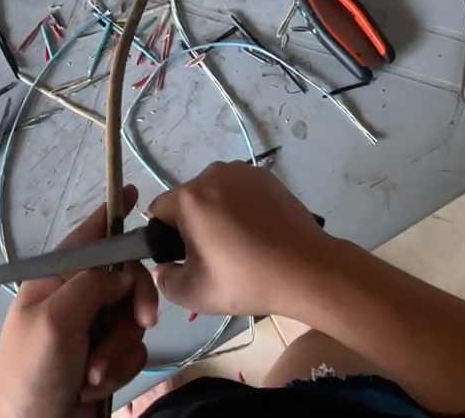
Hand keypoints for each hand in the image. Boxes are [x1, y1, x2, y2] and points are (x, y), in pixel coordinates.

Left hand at [0, 186, 159, 417]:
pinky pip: (133, 352)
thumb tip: (123, 273)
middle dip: (135, 300)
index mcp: (57, 280)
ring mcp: (92, 332)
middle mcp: (77, 300)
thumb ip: (91, 286)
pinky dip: (119, 370)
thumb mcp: (53, 321)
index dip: (111, 214)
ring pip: (133, 318)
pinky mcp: (106, 363)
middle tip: (144, 320)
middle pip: (125, 278)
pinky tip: (94, 386)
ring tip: (93, 373)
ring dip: (119, 349)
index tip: (133, 193)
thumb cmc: (28, 373)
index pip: (90, 236)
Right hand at [147, 161, 334, 316]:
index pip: (159, 210)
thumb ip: (166, 280)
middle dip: (194, 223)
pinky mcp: (265, 175)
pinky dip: (241, 205)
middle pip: (188, 199)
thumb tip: (163, 268)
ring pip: (215, 192)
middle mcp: (212, 173)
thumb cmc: (245, 279)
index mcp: (190, 197)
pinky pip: (239, 189)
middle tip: (215, 256)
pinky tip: (258, 230)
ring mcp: (241, 171)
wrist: (304, 268)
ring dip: (218, 212)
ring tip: (240, 243)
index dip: (165, 236)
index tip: (186, 257)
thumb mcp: (195, 293)